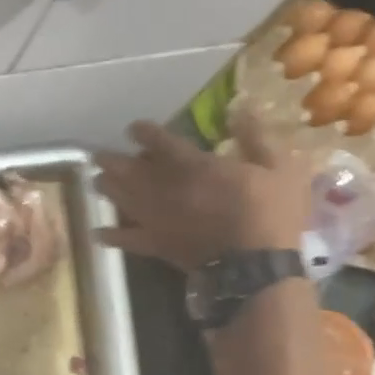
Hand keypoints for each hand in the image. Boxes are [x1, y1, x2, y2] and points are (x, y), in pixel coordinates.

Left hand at [95, 113, 310, 271]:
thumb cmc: (272, 212)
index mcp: (196, 167)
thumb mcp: (280, 166)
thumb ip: (256, 137)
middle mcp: (167, 191)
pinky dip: (110, 236)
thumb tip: (239, 109)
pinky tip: (96, 233)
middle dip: (113, 162)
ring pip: (124, 201)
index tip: (132, 128)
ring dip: (107, 190)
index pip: (163, 144)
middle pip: (131, 172)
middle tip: (98, 156)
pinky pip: (126, 240)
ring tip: (95, 182)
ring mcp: (157, 220)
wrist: (253, 265)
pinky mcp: (155, 245)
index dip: (145, 134)